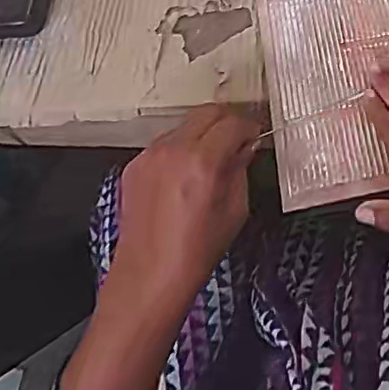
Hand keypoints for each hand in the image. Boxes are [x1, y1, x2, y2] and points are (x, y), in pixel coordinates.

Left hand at [111, 106, 261, 301]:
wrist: (149, 276)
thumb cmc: (194, 252)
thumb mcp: (234, 211)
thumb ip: (240, 171)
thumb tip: (244, 149)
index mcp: (201, 163)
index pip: (232, 123)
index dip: (249, 127)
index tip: (254, 135)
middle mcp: (172, 151)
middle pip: (206, 112)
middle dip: (227, 121)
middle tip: (238, 138)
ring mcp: (149, 156)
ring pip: (184, 125)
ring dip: (202, 133)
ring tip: (212, 158)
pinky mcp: (134, 165)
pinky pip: (164, 144)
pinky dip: (180, 148)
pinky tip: (185, 174)